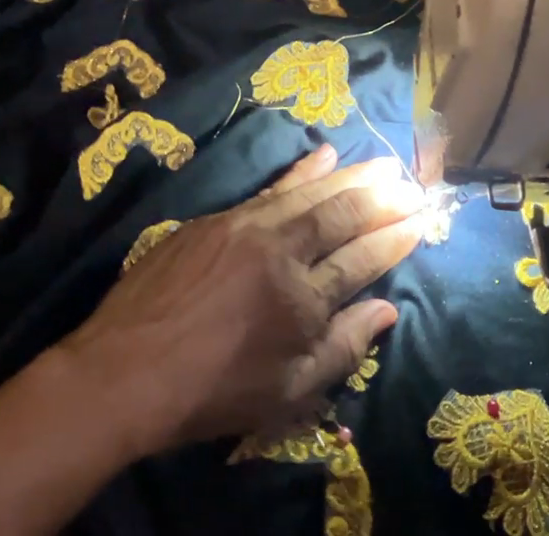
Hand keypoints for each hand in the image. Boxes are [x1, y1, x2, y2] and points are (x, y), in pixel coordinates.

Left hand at [56, 145, 425, 455]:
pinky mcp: (214, 218)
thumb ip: (342, 346)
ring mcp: (244, 226)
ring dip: (348, 174)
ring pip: (309, 192)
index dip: (396, 237)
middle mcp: (280, 250)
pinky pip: (269, 189)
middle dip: (381, 197)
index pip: (362, 258)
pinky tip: (320, 155)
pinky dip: (299, 172)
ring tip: (381, 161)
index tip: (423, 217)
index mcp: (304, 299)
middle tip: (412, 180)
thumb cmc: (211, 392)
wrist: (125, 370)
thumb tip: (387, 309)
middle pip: (340, 214)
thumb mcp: (287, 392)